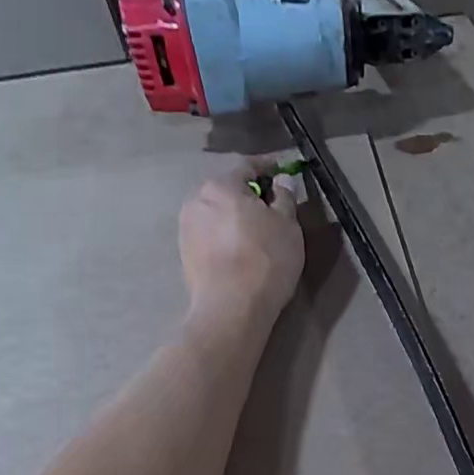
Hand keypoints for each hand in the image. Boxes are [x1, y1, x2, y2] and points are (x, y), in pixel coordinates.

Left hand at [178, 160, 304, 319]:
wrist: (231, 309)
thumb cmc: (266, 260)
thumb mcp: (288, 225)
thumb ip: (285, 198)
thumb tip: (281, 182)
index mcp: (221, 185)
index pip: (247, 165)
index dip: (268, 167)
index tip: (283, 172)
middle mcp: (196, 200)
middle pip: (227, 189)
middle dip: (248, 195)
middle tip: (271, 209)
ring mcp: (186, 228)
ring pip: (216, 213)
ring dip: (234, 217)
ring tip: (256, 235)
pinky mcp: (184, 254)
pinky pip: (210, 235)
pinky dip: (225, 237)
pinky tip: (239, 253)